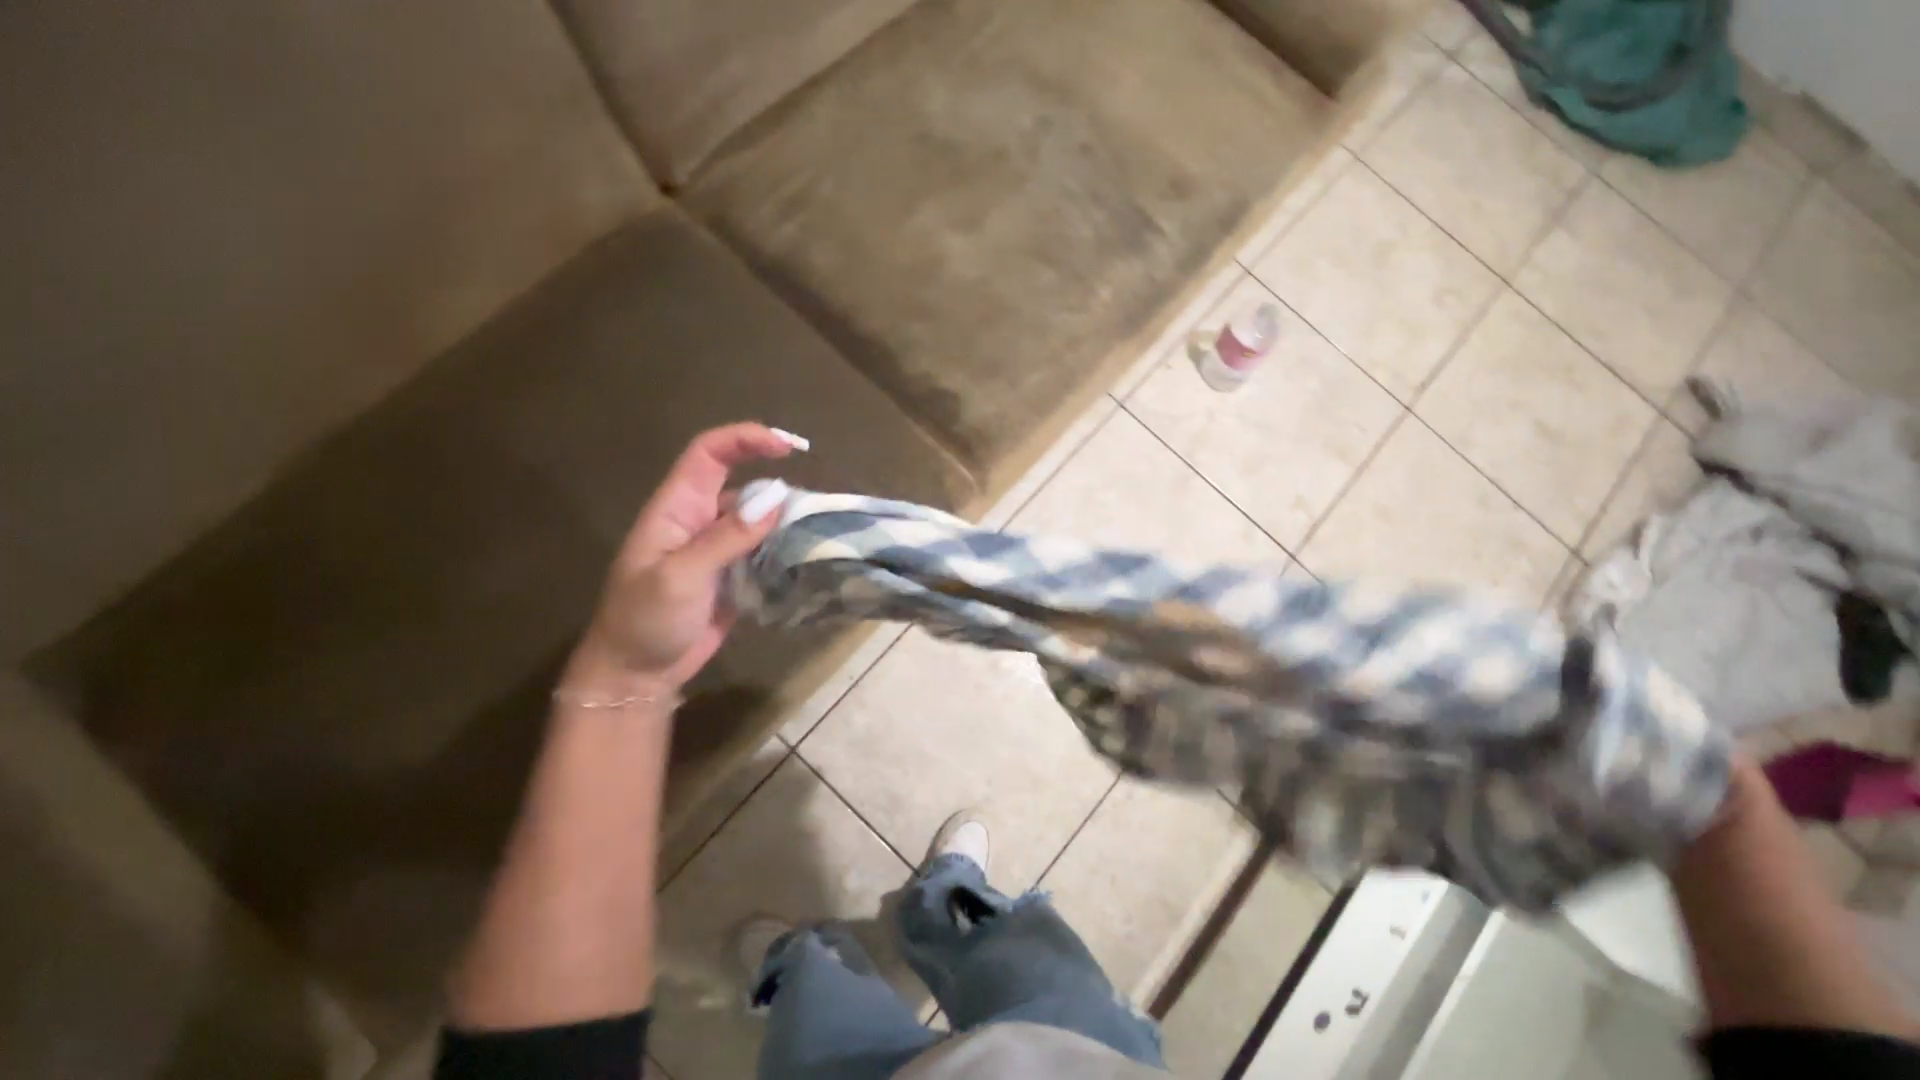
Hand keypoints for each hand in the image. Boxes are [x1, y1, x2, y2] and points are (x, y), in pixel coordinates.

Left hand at [560, 424, 796, 701]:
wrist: (635, 674)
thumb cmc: (644, 619)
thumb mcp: (680, 576)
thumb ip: (727, 538)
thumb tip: (777, 499)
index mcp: (677, 508)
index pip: (710, 454)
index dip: (746, 439)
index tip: (789, 447)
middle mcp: (699, 520)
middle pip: (743, 484)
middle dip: (778, 485)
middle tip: (816, 507)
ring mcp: (717, 550)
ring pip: (759, 520)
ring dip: (787, 523)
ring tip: (818, 534)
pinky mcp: (732, 577)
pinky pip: (764, 552)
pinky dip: (785, 552)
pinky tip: (807, 559)